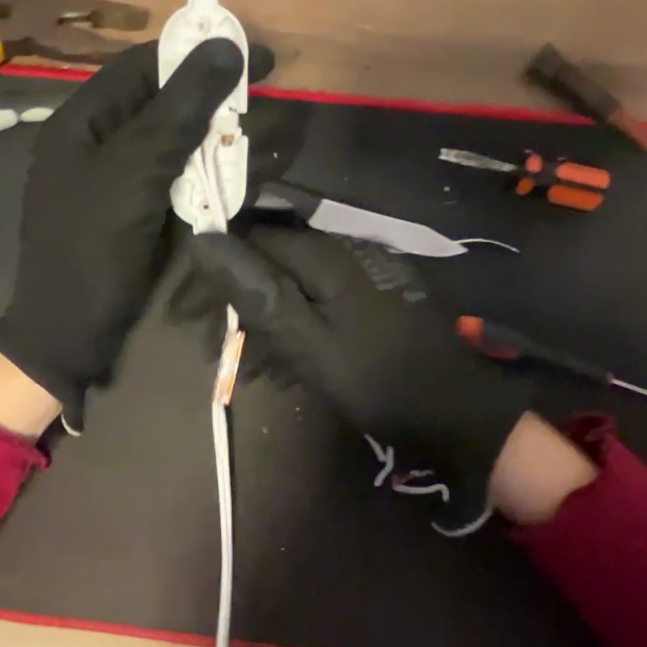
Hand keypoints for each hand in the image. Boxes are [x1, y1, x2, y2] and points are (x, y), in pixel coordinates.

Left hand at [0, 38, 245, 432]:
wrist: (70, 333)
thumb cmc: (91, 246)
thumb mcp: (133, 170)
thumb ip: (177, 109)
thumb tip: (225, 46)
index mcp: (82, 122)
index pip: (145, 67)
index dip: (200, 56)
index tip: (259, 58)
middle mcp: (100, 146)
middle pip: (167, 108)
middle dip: (221, 105)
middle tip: (274, 106)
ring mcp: (120, 187)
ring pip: (180, 149)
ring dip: (227, 144)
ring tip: (280, 143)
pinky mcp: (139, 221)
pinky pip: (181, 187)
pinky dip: (215, 180)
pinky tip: (253, 177)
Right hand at [183, 225, 534, 526]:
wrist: (453, 410)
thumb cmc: (374, 380)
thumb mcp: (306, 342)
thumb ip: (258, 292)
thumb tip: (205, 241)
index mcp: (325, 256)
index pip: (253, 236)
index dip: (218, 263)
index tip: (193, 304)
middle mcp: (345, 250)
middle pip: (275, 256)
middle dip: (241, 294)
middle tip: (218, 341)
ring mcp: (364, 273)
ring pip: (295, 281)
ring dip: (266, 315)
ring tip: (249, 362)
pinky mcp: (375, 296)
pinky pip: (319, 299)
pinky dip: (295, 325)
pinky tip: (285, 364)